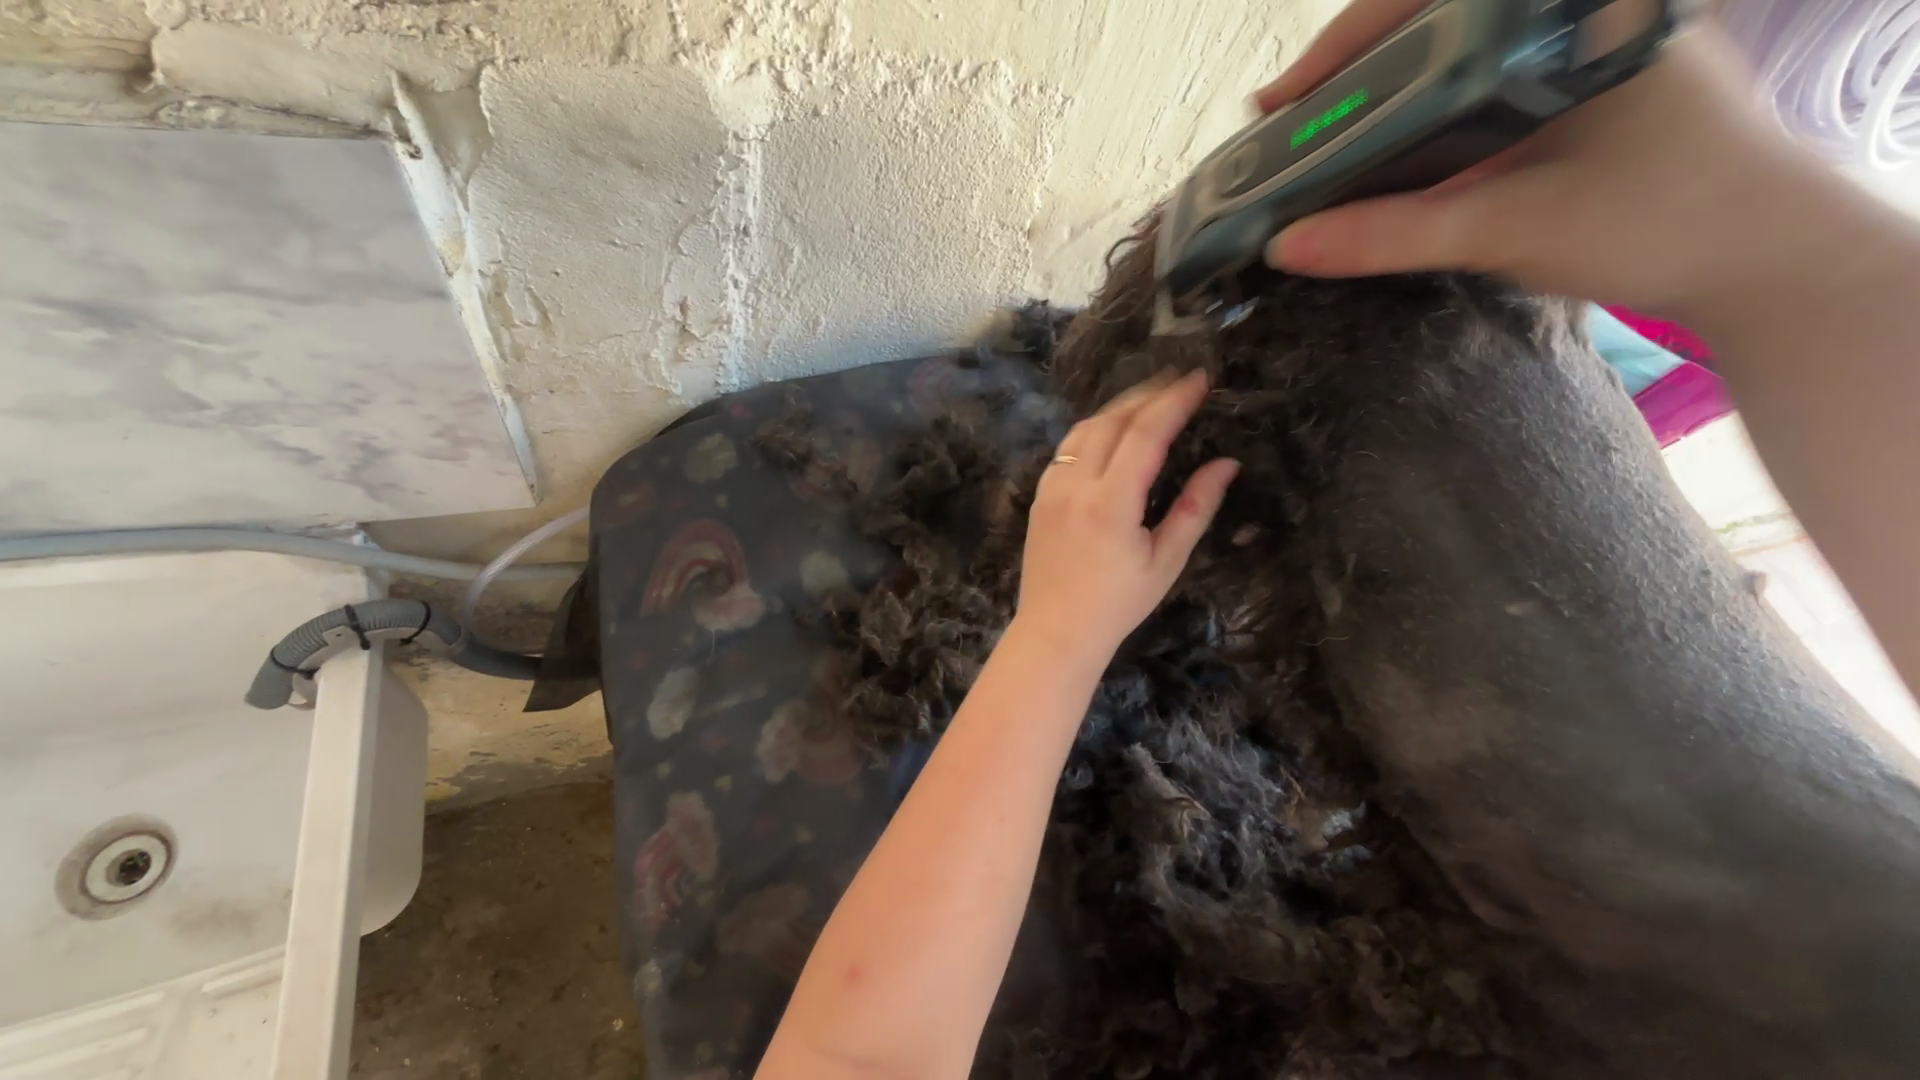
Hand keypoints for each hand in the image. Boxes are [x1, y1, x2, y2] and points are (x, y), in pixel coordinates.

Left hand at [1012, 370, 1239, 670]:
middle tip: (1181, 379)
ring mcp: (1051, 488)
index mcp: (1111, 503)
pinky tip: (1112, 428)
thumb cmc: (1118, 604)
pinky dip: (1093, 428)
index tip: (1201, 379)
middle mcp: (1075, 485)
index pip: (1146, 434)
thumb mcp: (1166, 561)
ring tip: (1151, 396)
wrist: (1055, 631)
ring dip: (1119, 407)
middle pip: (1113, 421)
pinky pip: (1067, 447)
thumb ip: (1196, 507)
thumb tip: (1227, 463)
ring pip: (1085, 428)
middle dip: (1149, 394)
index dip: (1175, 401)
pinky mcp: (1039, 495)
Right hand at [1255, 3, 1818, 318]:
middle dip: (1346, 79)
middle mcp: (1564, 17)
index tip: (1276, 101)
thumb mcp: (1510, 226)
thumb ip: (1392, 235)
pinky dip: (1408, 132)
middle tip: (1281, 128)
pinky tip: (1370, 164)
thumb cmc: (1661, 220)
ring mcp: (1563, 55)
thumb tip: (1287, 244)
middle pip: (1427, 30)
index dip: (1342, 48)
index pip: (1429, 3)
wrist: (1756, 256)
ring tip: (1308, 149)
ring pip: (1441, 66)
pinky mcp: (1559, 96)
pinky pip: (1463, 100)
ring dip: (1371, 107)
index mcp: (1567, 11)